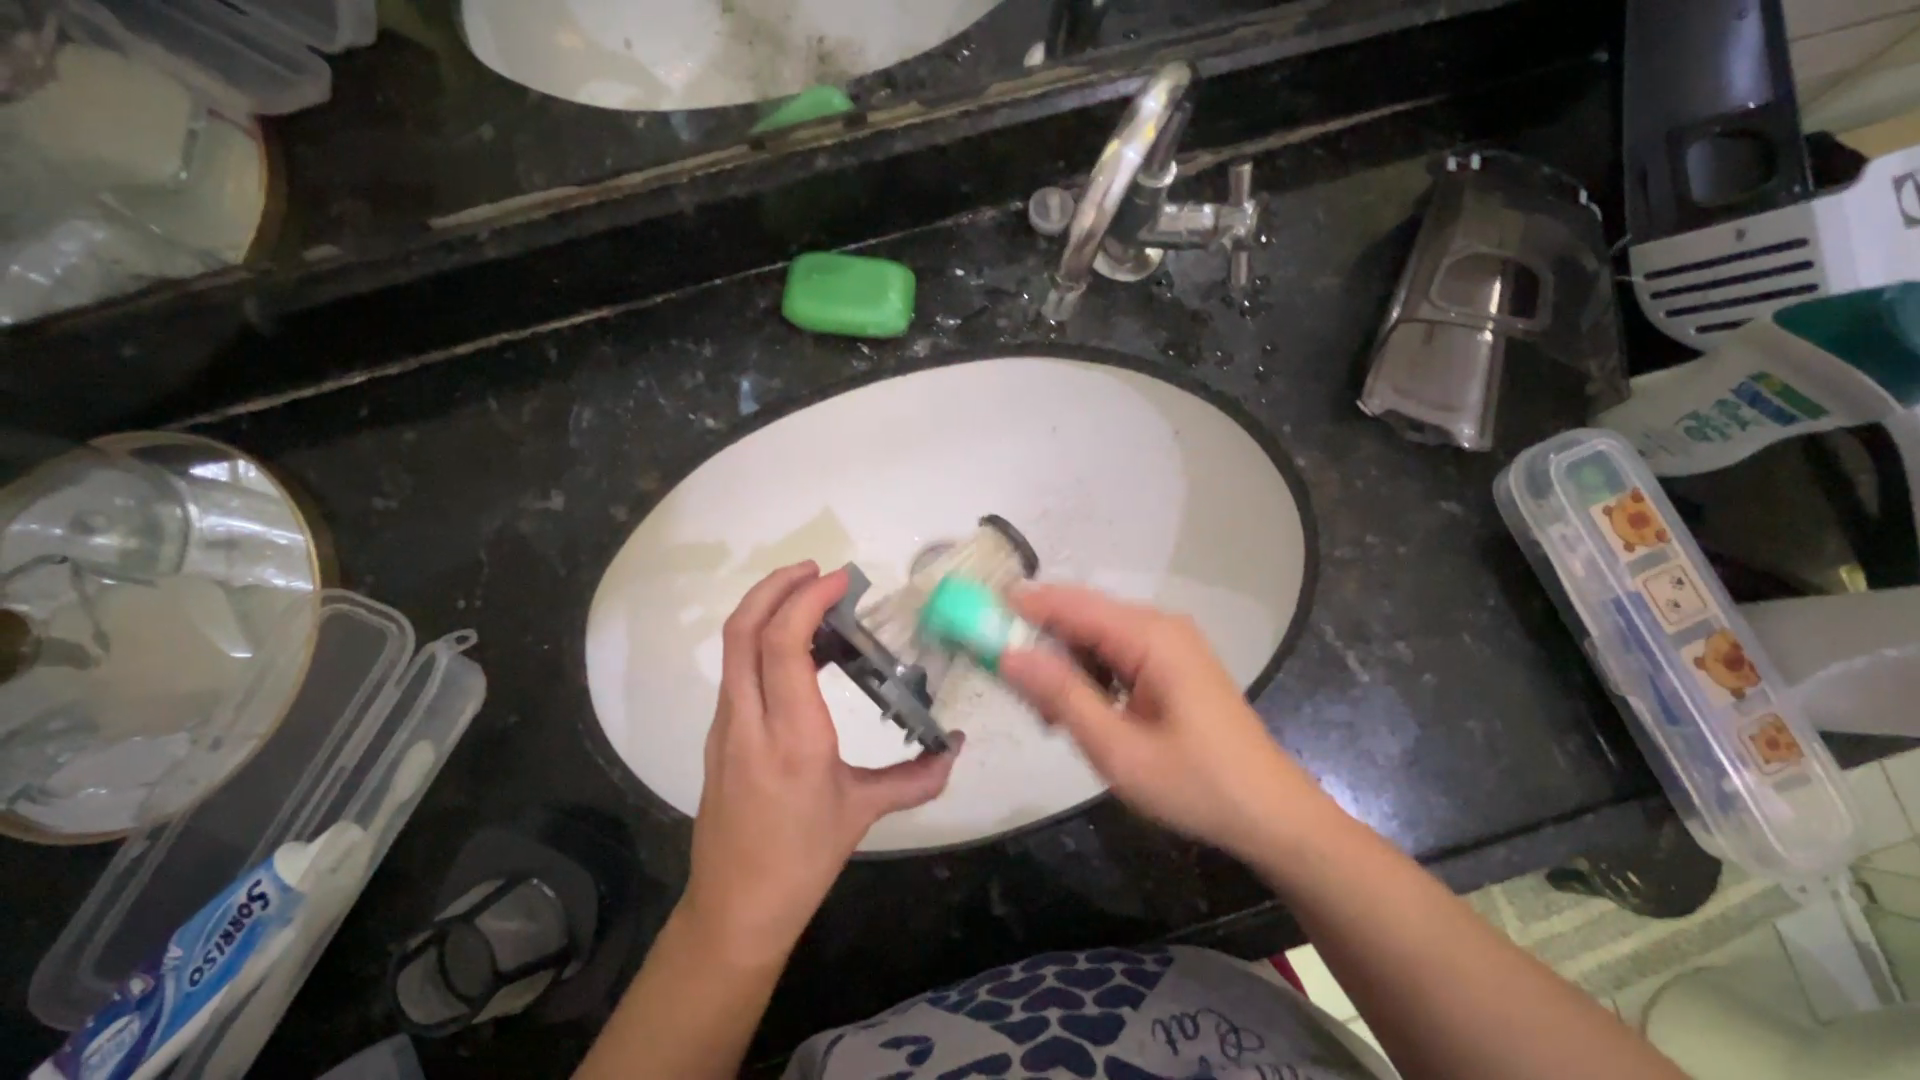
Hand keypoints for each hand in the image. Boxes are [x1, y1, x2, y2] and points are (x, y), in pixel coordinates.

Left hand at [681, 562, 962, 965]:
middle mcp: (749, 721)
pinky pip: (737, 671)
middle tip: (817, 571)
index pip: (783, 645)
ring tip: (810, 601)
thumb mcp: (863, 813)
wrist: (736, 905)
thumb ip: (916, 777)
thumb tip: (955, 750)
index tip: (839, 581)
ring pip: (734, 648)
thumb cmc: (803, 859)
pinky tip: (797, 650)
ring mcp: (726, 727)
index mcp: (792, 736)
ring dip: (766, 610)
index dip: (806, 601)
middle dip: (775, 586)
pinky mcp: (719, 736)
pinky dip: (761, 641)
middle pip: (742, 630)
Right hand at [998, 585, 1325, 859]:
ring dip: (1063, 668)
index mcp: (1150, 637)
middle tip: (1010, 688)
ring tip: (1050, 717)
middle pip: (1080, 617)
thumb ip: (1061, 696)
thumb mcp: (1117, 748)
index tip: (969, 617)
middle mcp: (1160, 627)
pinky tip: (1081, 715)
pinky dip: (1089, 678)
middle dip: (1039, 645)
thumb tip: (1007, 653)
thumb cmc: (1196, 785)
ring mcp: (1170, 645)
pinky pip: (1115, 656)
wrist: (1270, 814)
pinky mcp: (1172, 667)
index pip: (1069, 603)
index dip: (1017, 606)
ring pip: (1094, 638)